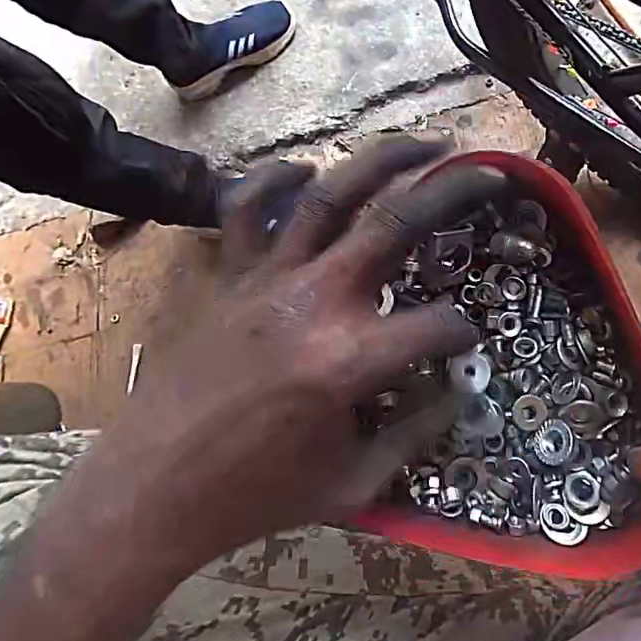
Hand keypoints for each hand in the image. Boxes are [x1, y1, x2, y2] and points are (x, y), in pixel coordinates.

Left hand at [104, 137, 507, 567]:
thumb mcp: (353, 484)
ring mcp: (268, 280)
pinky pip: (246, 211)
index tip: (466, 341)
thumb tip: (456, 397)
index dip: (463, 333)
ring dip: (382, 160)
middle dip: (453, 191)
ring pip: (330, 196)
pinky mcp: (230, 278)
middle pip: (397, 223)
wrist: (151, 492)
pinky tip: (306, 169)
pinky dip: (275, 180)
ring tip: (424, 144)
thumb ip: (415, 436)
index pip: (438, 325)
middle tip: (490, 173)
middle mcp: (316, 302)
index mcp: (351, 360)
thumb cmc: (255, 496)